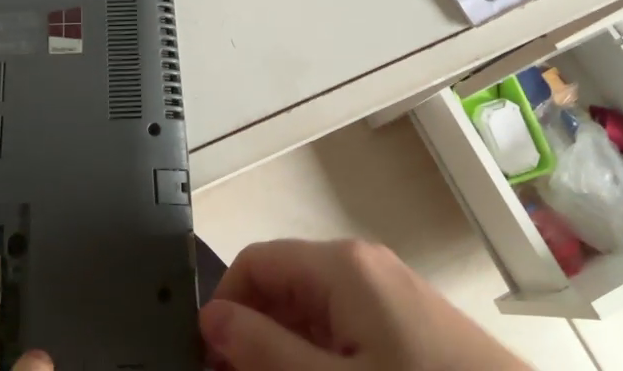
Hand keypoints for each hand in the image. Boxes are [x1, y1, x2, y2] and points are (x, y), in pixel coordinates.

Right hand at [199, 239, 528, 370]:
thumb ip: (265, 349)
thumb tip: (211, 316)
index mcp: (341, 265)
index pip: (255, 262)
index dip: (225, 308)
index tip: (212, 362)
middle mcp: (363, 266)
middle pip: (283, 286)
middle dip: (255, 335)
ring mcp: (390, 295)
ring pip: (313, 313)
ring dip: (286, 351)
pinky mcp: (412, 326)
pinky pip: (347, 331)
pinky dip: (322, 358)